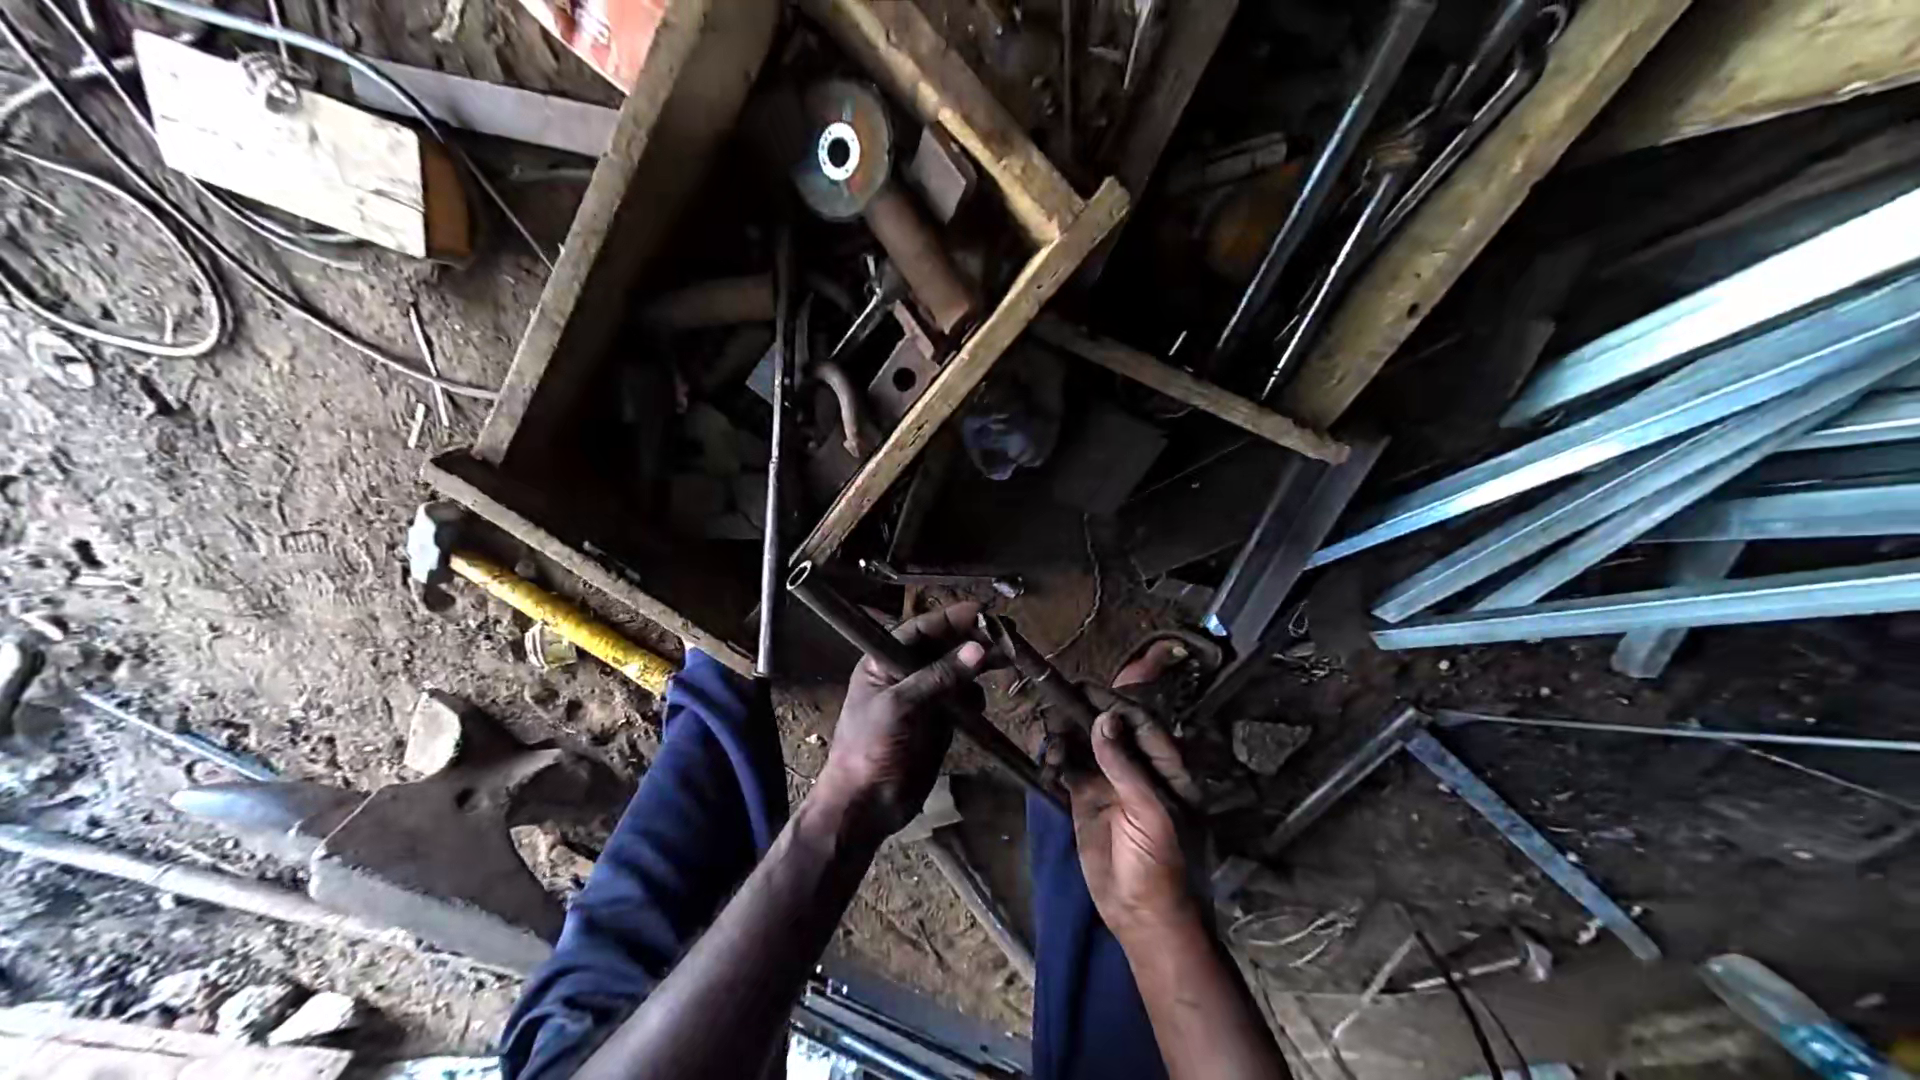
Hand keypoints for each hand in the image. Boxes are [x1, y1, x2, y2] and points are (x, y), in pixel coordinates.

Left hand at [811, 602, 989, 840]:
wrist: (865, 804)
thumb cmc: (870, 747)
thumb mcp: (900, 705)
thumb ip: (939, 677)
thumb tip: (978, 650)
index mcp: (884, 661)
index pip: (922, 629)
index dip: (952, 619)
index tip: (984, 613)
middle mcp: (905, 673)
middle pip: (944, 646)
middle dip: (973, 640)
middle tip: (1007, 636)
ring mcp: (924, 697)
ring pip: (957, 671)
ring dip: (979, 665)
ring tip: (1006, 661)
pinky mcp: (939, 720)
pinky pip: (963, 698)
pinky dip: (974, 696)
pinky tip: (978, 704)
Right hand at [1065, 705, 1203, 938]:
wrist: (1143, 917)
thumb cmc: (1162, 864)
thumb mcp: (1151, 812)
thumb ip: (1125, 765)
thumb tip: (1103, 719)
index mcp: (1165, 767)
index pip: (1139, 723)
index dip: (1112, 703)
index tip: (1084, 689)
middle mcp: (1136, 768)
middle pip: (1106, 729)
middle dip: (1081, 714)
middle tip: (1054, 704)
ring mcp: (1108, 783)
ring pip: (1084, 745)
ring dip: (1064, 735)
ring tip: (1048, 738)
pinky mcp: (1085, 799)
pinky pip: (1068, 768)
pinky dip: (1055, 759)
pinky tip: (1047, 761)